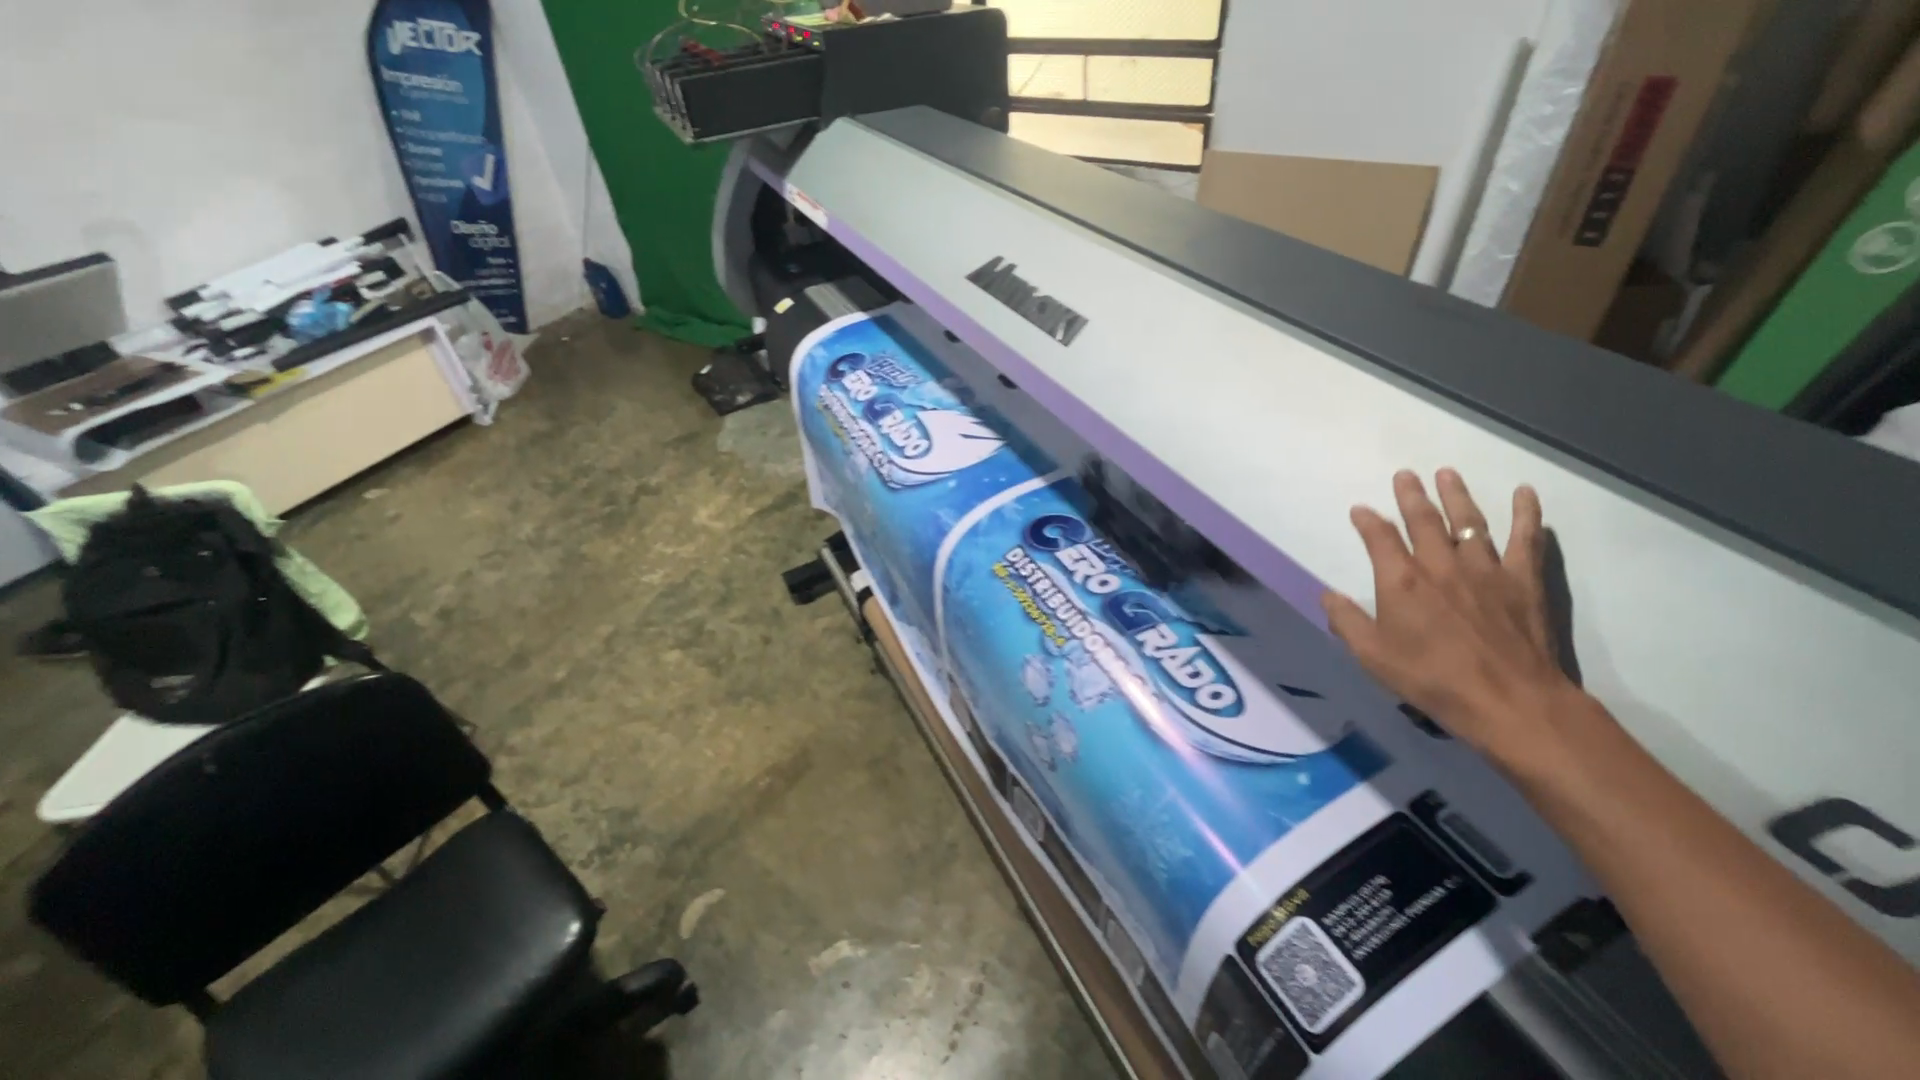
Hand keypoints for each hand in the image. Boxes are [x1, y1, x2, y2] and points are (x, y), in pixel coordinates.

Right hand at [1323, 469, 1580, 765]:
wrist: (1507, 699)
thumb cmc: (1432, 680)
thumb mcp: (1373, 657)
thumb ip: (1347, 622)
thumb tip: (1327, 595)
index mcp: (1401, 581)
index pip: (1380, 539)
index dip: (1368, 521)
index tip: (1360, 510)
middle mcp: (1440, 564)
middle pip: (1424, 520)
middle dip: (1411, 496)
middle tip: (1405, 475)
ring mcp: (1485, 568)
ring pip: (1468, 521)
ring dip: (1456, 495)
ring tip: (1447, 474)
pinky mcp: (1522, 579)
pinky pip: (1525, 538)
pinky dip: (1525, 512)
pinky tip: (1524, 493)